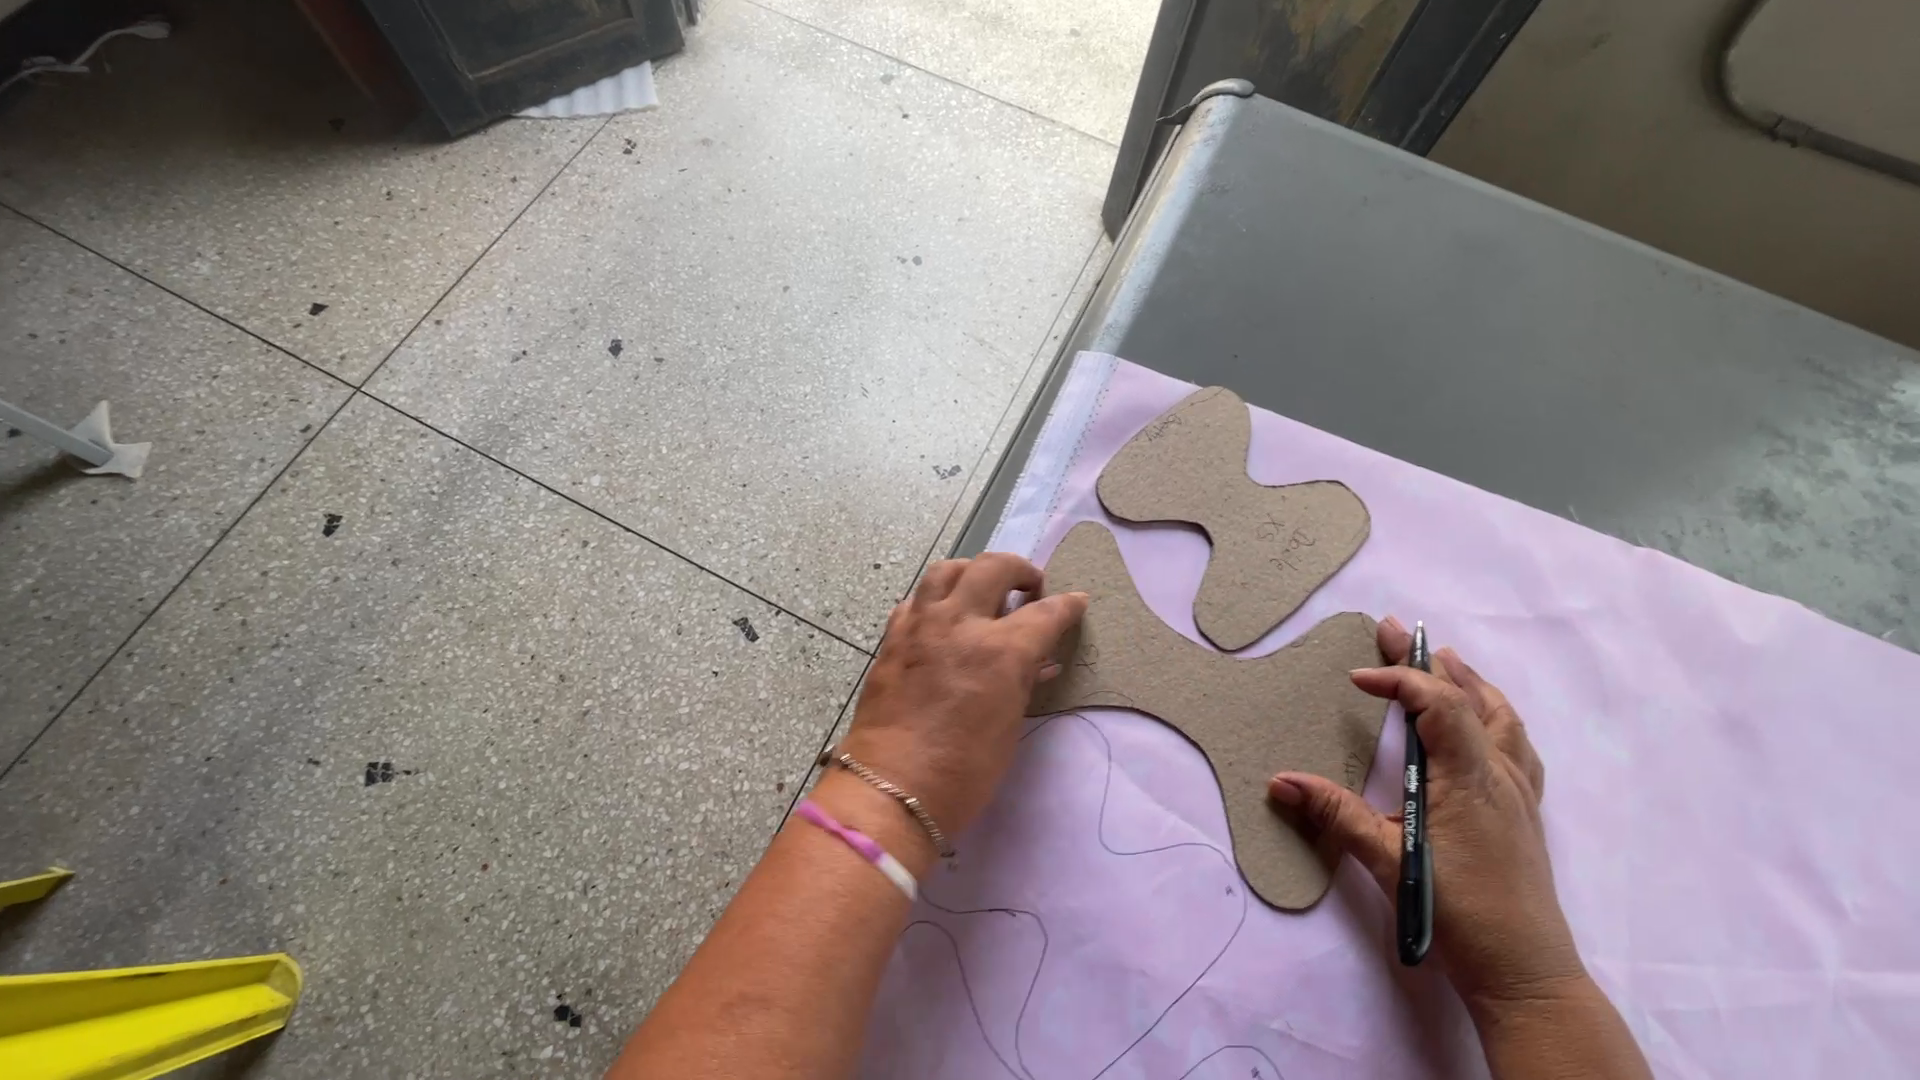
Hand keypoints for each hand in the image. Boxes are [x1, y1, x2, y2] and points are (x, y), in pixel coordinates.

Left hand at [838, 554, 1088, 845]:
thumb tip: (1039, 660)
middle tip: (1030, 587)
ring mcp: (920, 626)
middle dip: (1020, 569)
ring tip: (982, 589)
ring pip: (947, 569)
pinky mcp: (892, 638)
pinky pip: (916, 599)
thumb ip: (1025, 681)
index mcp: (1000, 650)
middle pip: (994, 567)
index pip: (1045, 613)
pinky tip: (942, 618)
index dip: (1067, 606)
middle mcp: (959, 624)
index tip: (1075, 602)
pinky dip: (935, 599)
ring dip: (972, 571)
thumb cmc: (964, 771)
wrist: (892, 787)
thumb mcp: (1010, 725)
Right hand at [1268, 617, 1585, 1014]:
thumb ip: (1334, 815)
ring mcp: (1518, 793)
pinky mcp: (1525, 812)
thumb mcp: (1386, 861)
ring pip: (1503, 718)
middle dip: (1430, 661)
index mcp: (1468, 778)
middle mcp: (1500, 774)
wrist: (1526, 973)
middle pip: (1470, 698)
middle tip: (1394, 630)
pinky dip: (1495, 716)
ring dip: (1471, 682)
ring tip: (1447, 659)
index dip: (1398, 679)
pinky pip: (1516, 744)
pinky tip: (1486, 722)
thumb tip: (1278, 781)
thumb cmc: (1457, 913)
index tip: (1356, 677)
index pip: (1437, 705)